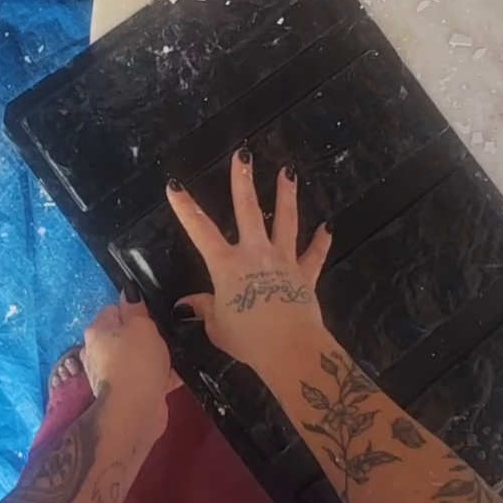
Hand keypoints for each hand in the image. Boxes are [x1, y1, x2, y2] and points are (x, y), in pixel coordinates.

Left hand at [81, 292, 173, 440]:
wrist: (135, 411)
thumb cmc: (136, 361)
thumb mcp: (141, 325)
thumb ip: (136, 308)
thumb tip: (128, 292)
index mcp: (97, 331)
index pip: (113, 310)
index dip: (134, 310)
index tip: (152, 315)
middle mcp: (97, 352)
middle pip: (125, 335)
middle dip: (145, 336)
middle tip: (166, 335)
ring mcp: (110, 376)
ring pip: (136, 358)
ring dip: (154, 358)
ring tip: (176, 355)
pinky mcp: (126, 394)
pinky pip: (145, 378)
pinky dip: (159, 377)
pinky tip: (178, 375)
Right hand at [165, 150, 331, 375]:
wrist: (289, 348)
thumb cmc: (247, 339)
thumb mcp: (217, 326)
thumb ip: (203, 309)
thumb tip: (185, 305)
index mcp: (226, 265)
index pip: (200, 230)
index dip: (185, 208)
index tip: (174, 185)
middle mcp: (254, 253)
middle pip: (247, 209)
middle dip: (243, 179)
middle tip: (244, 154)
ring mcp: (283, 261)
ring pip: (285, 221)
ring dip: (285, 196)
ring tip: (288, 173)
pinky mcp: (305, 275)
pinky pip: (314, 255)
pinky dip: (321, 242)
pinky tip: (327, 228)